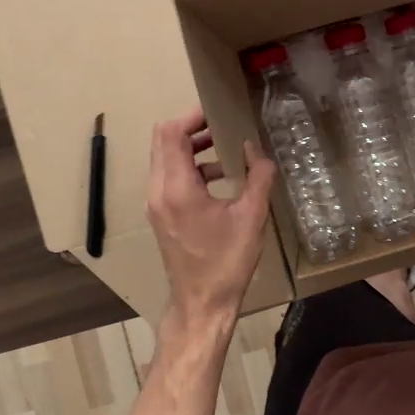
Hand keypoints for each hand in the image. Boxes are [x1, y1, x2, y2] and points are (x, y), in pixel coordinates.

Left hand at [145, 107, 275, 326]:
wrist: (202, 304)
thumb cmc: (228, 262)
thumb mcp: (252, 216)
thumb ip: (257, 176)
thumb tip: (255, 147)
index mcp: (177, 188)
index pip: (170, 133)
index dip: (191, 116)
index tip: (217, 110)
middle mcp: (159, 192)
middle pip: (163, 142)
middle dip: (192, 128)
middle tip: (222, 122)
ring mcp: (156, 205)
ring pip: (166, 159)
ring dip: (192, 147)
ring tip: (226, 147)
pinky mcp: (162, 215)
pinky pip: (170, 177)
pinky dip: (191, 167)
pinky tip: (221, 177)